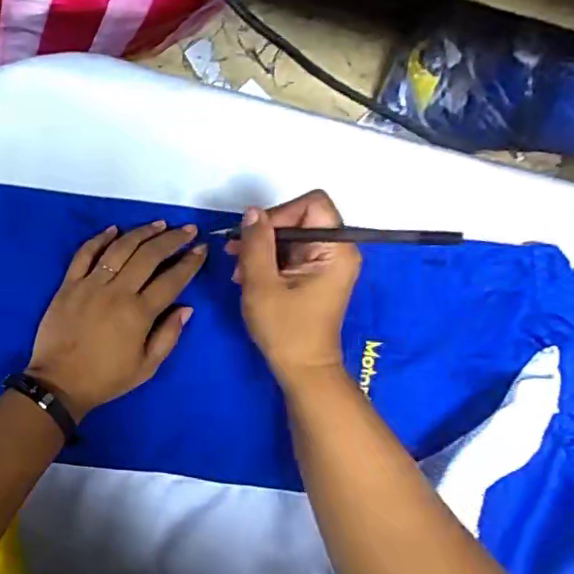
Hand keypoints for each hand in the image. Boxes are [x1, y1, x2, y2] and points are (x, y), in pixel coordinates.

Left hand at [26, 221, 208, 418]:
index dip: (189, 262)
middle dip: (171, 240)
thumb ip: (168, 336)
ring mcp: (90, 285)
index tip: (201, 249)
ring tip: (158, 224)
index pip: (171, 280)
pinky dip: (99, 239)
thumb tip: (186, 308)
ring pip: (119, 249)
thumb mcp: (146, 367)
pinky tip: (113, 229)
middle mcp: (116, 292)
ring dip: (141, 233)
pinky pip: (84, 254)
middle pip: (148, 256)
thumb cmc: (105, 378)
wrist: (59, 382)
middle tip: (187, 230)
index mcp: (139, 313)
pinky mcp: (68, 285)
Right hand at [227, 191, 360, 381]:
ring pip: (289, 236)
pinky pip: (288, 253)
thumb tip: (252, 212)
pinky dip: (266, 260)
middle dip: (264, 232)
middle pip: (299, 218)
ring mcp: (325, 264)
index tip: (256, 236)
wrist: (302, 369)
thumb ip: (256, 244)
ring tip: (238, 270)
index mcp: (336, 250)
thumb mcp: (261, 284)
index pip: (313, 204)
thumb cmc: (285, 329)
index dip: (281, 212)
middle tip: (236, 253)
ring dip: (260, 248)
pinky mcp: (313, 275)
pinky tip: (246, 276)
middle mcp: (337, 251)